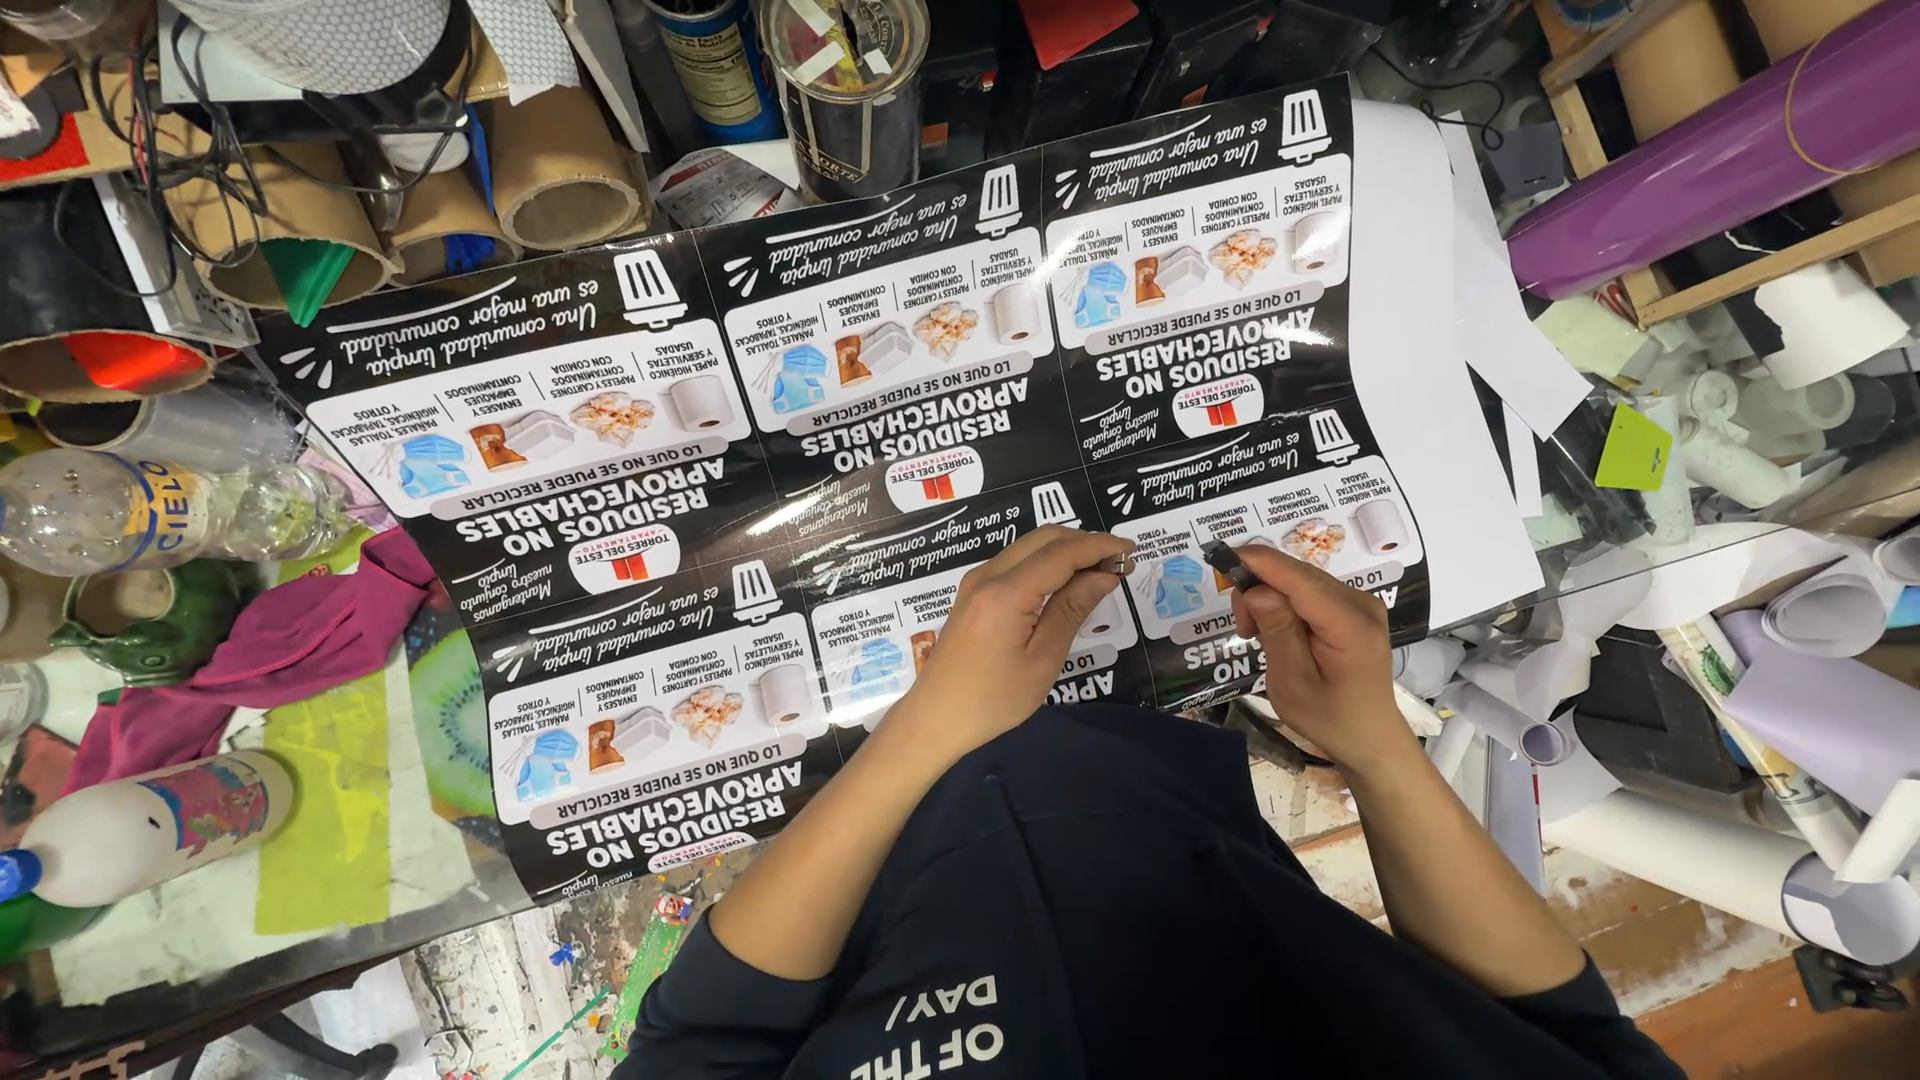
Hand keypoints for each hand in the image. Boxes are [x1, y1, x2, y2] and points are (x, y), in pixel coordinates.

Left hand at [888, 525, 1134, 757]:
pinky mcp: (972, 593)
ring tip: (1099, 574)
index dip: (1100, 547)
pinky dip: (1045, 564)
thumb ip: (1072, 610)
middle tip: (1119, 565)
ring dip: (1065, 552)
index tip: (1131, 552)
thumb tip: (1105, 575)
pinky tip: (1065, 585)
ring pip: (1028, 547)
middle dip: (1085, 543)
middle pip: (1044, 539)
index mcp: (1005, 593)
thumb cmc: (992, 701)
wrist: (934, 719)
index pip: (1062, 553)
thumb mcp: (1042, 660)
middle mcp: (987, 576)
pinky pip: (1015, 563)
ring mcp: (976, 582)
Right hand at [1229, 544, 1415, 774]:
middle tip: (1243, 630)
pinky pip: (1308, 589)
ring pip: (1298, 578)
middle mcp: (1360, 603)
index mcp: (1350, 625)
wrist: (1369, 737)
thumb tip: (1256, 589)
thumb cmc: (1328, 718)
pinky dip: (1283, 602)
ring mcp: (1359, 602)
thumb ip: (1277, 632)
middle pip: (1295, 573)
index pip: (1298, 578)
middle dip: (1258, 588)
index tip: (1220, 559)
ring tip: (1259, 635)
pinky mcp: (1353, 607)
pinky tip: (1278, 630)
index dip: (1259, 563)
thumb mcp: (1292, 682)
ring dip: (1268, 597)